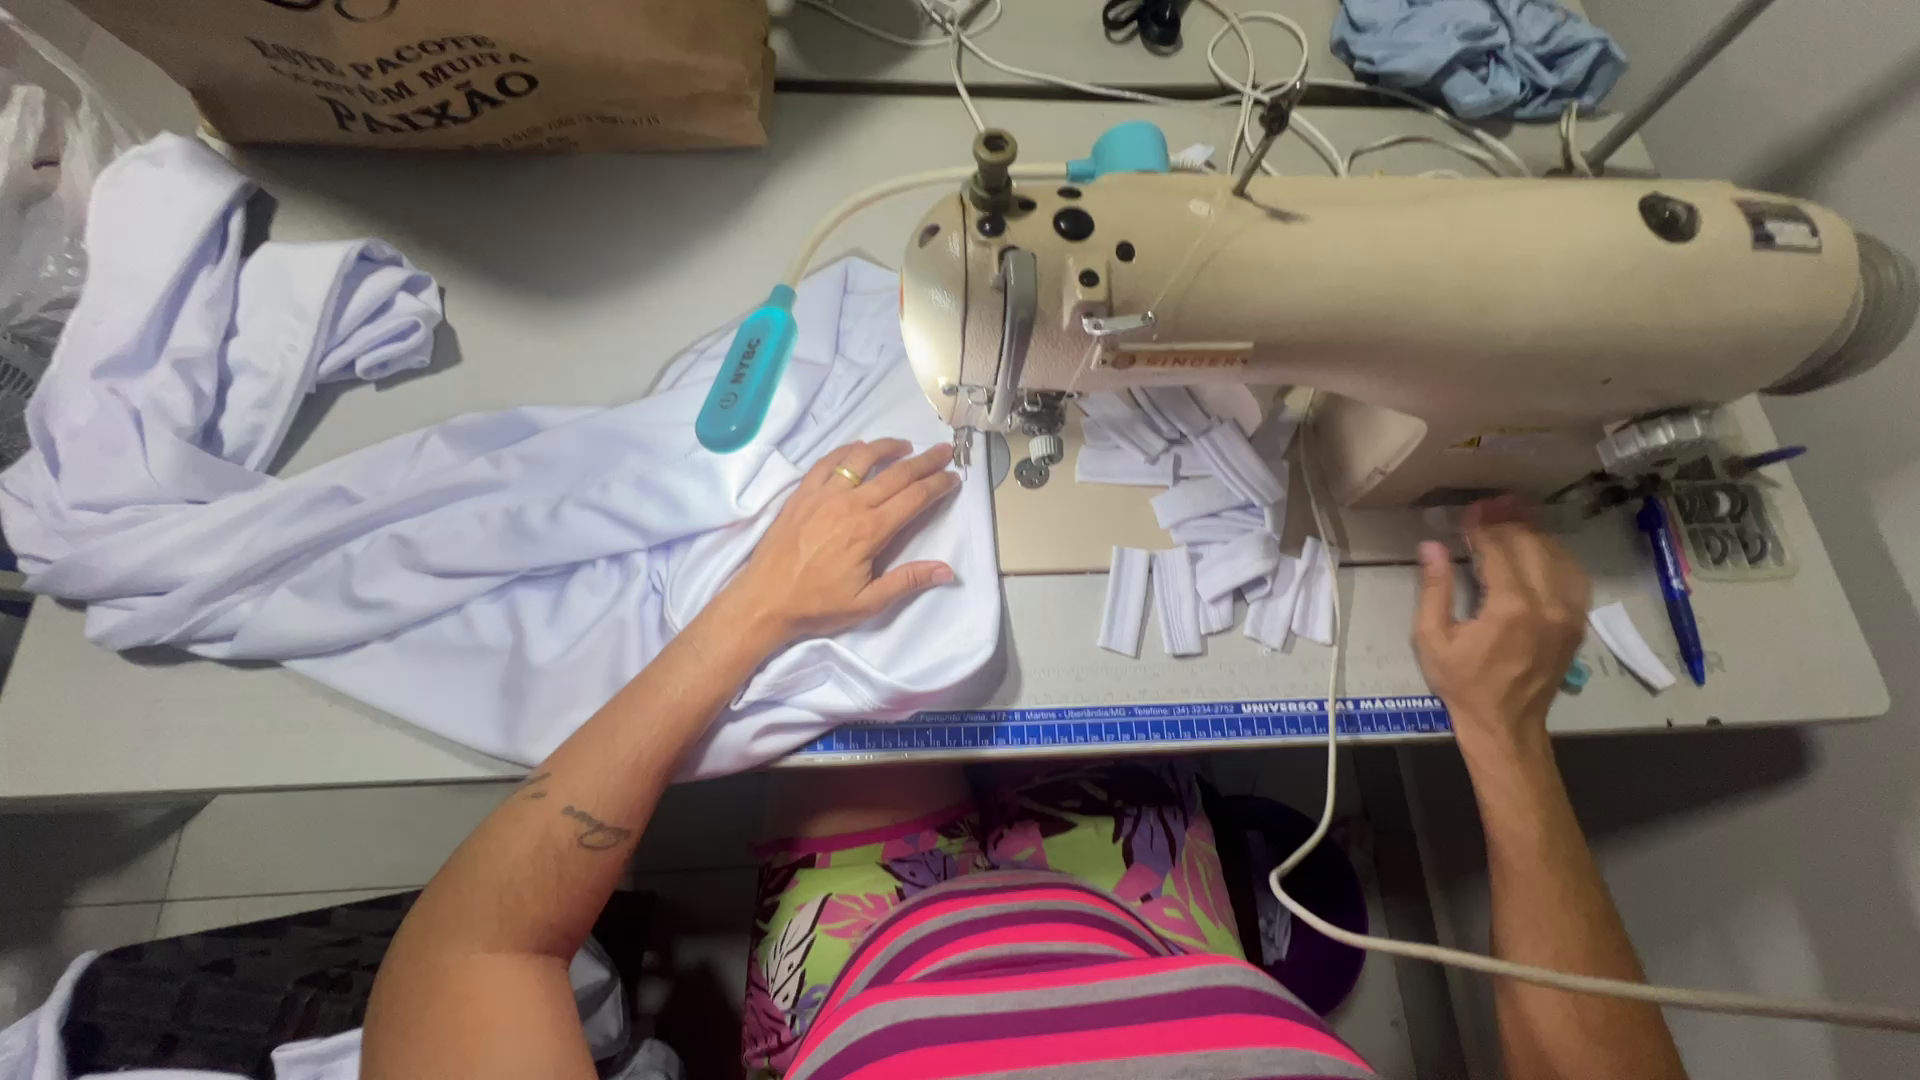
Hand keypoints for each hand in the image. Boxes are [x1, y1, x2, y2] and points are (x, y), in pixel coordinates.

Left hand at [717, 438, 961, 647]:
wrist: (764, 600)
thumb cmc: (817, 605)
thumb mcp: (868, 603)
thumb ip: (908, 581)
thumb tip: (946, 570)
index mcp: (870, 531)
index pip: (914, 498)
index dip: (937, 485)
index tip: (953, 477)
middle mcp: (849, 505)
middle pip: (895, 474)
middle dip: (924, 461)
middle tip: (943, 451)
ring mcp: (823, 494)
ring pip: (861, 459)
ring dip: (887, 447)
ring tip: (905, 445)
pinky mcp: (802, 494)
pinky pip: (828, 462)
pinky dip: (848, 451)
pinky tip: (858, 449)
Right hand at [1413, 499, 1590, 759]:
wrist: (1504, 723)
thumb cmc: (1461, 682)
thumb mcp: (1431, 637)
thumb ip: (1434, 588)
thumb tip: (1432, 547)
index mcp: (1510, 609)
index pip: (1499, 551)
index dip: (1481, 527)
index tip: (1467, 510)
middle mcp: (1548, 605)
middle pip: (1532, 546)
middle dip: (1508, 522)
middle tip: (1488, 506)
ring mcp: (1569, 614)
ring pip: (1558, 557)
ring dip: (1534, 533)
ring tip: (1511, 516)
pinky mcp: (1577, 622)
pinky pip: (1573, 576)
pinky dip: (1555, 555)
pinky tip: (1538, 547)